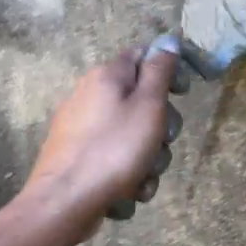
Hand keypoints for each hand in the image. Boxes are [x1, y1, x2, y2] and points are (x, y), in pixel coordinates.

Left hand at [23, 46, 180, 233]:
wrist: (63, 204)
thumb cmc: (113, 149)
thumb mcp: (148, 105)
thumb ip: (160, 70)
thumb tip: (168, 41)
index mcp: (106, 77)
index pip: (144, 55)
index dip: (168, 71)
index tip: (182, 94)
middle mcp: (90, 96)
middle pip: (142, 100)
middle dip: (161, 125)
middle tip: (163, 141)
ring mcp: (82, 130)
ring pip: (132, 133)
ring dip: (149, 156)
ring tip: (145, 176)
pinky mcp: (78, 158)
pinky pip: (115, 157)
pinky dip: (128, 172)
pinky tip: (131, 191)